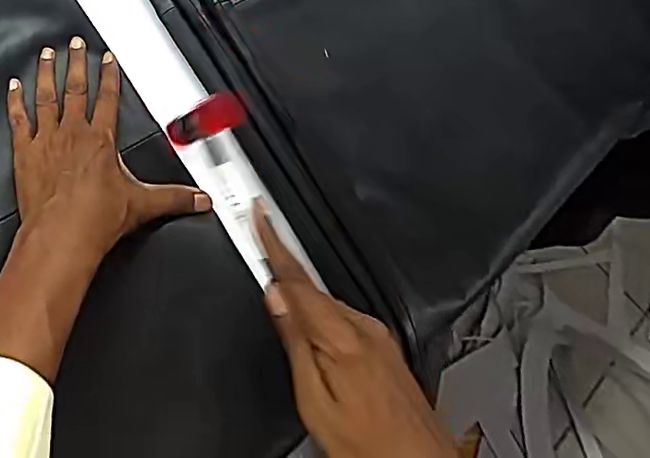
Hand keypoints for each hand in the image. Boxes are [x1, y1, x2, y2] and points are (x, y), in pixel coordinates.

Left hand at [0, 38, 209, 382]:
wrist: (62, 236)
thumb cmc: (96, 220)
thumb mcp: (142, 205)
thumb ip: (174, 198)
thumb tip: (199, 200)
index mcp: (100, 140)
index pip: (107, 98)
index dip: (108, 75)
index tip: (107, 58)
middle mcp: (73, 133)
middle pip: (76, 89)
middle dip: (77, 63)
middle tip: (75, 43)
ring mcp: (47, 139)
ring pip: (46, 97)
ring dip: (46, 73)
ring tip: (46, 54)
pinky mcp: (25, 152)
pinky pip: (19, 119)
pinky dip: (15, 101)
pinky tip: (13, 86)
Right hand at [257, 207, 454, 457]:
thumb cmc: (371, 448)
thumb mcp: (314, 402)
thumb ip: (293, 342)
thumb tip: (274, 296)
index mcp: (341, 338)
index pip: (297, 277)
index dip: (274, 242)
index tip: (261, 215)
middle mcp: (365, 328)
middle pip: (311, 291)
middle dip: (287, 286)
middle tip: (269, 292)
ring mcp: (380, 336)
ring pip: (329, 307)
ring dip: (307, 312)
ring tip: (303, 353)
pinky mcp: (388, 347)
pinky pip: (346, 321)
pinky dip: (327, 325)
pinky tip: (326, 356)